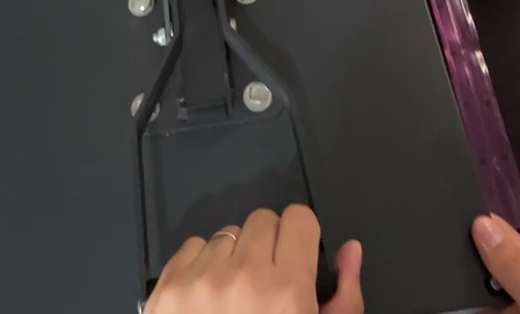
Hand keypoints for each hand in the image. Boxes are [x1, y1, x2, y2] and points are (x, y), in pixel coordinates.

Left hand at [146, 205, 363, 313]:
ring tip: (234, 299)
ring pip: (228, 233)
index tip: (295, 259)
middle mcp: (244, 275)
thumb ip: (344, 299)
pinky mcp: (168, 286)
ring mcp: (202, 279)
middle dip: (267, 247)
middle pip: (262, 220)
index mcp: (287, 290)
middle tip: (264, 286)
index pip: (298, 218)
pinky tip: (207, 302)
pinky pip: (193, 247)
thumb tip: (351, 248)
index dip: (299, 238)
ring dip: (233, 258)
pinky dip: (202, 268)